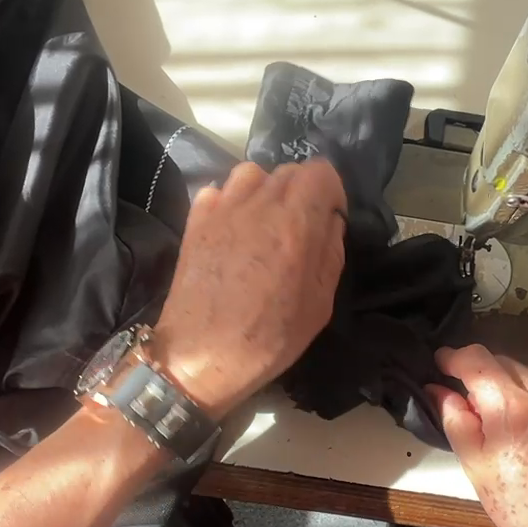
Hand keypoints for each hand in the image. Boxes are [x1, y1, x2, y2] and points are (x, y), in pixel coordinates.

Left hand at [153, 160, 346, 415]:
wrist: (201, 355)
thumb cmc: (269, 338)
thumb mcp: (320, 304)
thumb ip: (331, 253)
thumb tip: (330, 222)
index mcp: (296, 222)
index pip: (321, 171)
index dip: (332, 191)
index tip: (330, 218)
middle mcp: (259, 204)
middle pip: (288, 171)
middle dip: (302, 192)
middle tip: (301, 228)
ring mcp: (222, 208)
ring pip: (252, 174)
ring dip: (265, 192)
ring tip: (265, 224)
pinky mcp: (195, 220)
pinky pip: (219, 191)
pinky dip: (231, 202)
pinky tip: (234, 231)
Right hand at [428, 345, 527, 526]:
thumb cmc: (518, 507)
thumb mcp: (473, 464)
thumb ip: (454, 418)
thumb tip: (438, 389)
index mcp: (513, 407)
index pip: (477, 358)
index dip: (453, 357)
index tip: (441, 364)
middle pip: (504, 361)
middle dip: (481, 372)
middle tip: (466, 398)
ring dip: (508, 383)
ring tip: (497, 416)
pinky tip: (527, 427)